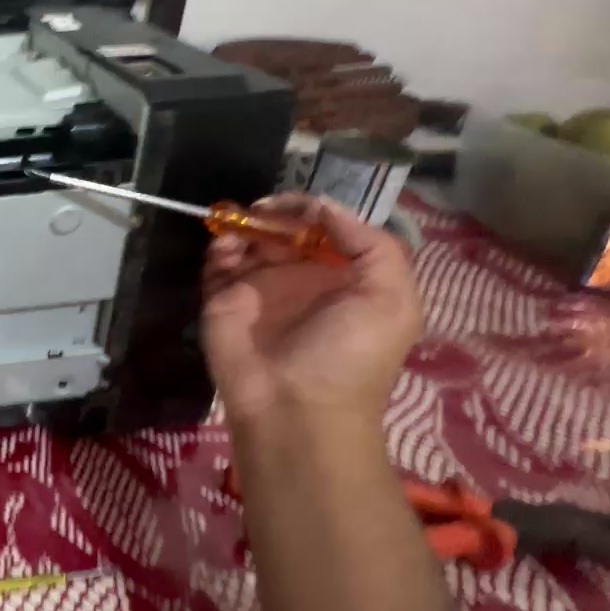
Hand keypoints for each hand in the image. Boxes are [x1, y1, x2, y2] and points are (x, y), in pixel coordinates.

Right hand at [200, 195, 421, 428]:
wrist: (294, 405)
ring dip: (245, 226)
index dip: (315, 210)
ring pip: (248, 239)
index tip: (300, 205)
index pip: (328, 228)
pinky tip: (226, 248)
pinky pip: (217, 262)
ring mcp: (259, 286)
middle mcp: (301, 276)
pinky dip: (219, 247)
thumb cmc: (349, 355)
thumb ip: (373, 246)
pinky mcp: (223, 297)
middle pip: (285, 228)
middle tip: (264, 210)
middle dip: (274, 213)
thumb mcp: (392, 302)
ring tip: (243, 229)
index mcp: (344, 276)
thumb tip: (325, 207)